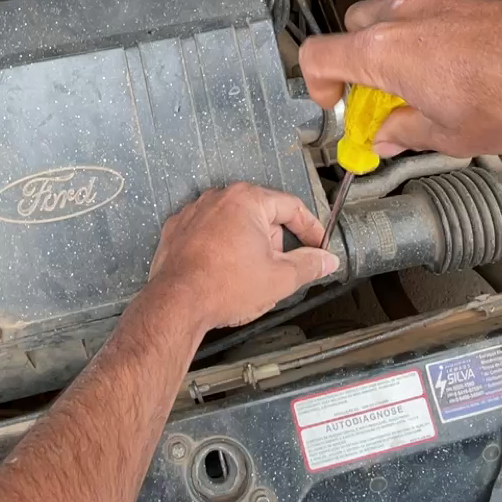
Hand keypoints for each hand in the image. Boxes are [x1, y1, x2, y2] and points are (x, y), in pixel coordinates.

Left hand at [145, 183, 338, 333]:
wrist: (177, 303)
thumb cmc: (221, 287)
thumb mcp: (280, 278)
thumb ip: (309, 265)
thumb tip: (325, 260)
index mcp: (247, 200)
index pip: (291, 206)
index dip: (310, 228)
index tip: (317, 244)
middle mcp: (219, 198)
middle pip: (262, 215)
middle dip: (272, 242)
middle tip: (273, 269)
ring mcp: (195, 211)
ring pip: (235, 224)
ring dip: (245, 245)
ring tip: (242, 275)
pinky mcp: (178, 228)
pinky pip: (209, 232)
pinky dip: (218, 247)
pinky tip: (220, 270)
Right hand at [298, 0, 501, 156]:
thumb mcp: (454, 136)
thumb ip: (405, 133)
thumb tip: (385, 136)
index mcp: (384, 52)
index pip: (317, 56)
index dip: (317, 84)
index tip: (337, 105)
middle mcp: (403, 14)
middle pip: (352, 29)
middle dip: (357, 63)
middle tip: (384, 98)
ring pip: (394, 16)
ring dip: (398, 48)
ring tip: (435, 83)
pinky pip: (435, 9)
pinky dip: (436, 33)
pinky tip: (472, 63)